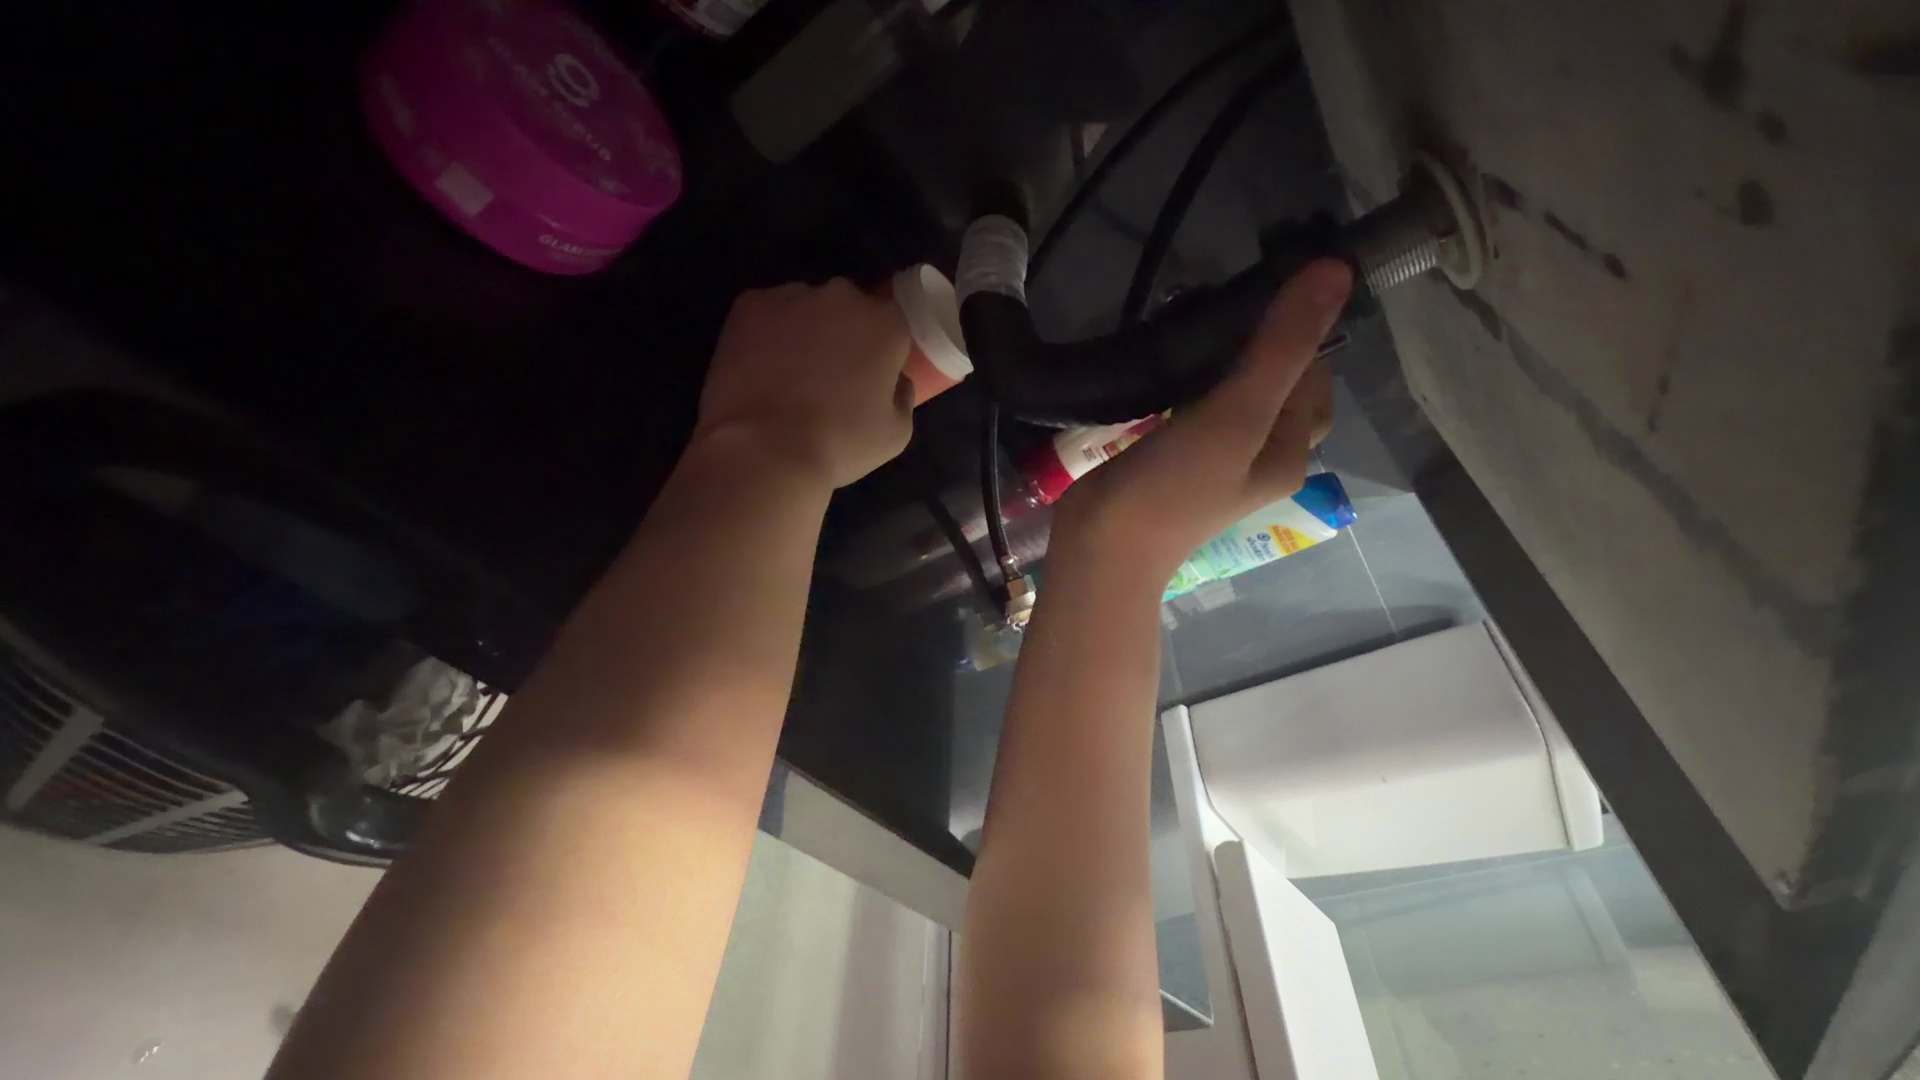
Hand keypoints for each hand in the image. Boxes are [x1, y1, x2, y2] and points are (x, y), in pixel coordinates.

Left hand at [694, 279, 914, 488]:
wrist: (763, 449)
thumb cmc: (839, 444)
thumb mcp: (895, 434)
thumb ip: (903, 396)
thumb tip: (895, 382)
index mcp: (885, 323)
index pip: (893, 324)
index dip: (883, 351)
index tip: (871, 377)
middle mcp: (842, 296)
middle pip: (850, 309)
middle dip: (844, 334)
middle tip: (830, 377)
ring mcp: (792, 296)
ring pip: (806, 308)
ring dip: (805, 332)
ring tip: (790, 376)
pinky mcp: (749, 304)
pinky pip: (767, 315)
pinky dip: (766, 334)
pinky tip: (761, 370)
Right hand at [1054, 259, 1350, 581]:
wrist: (1101, 547)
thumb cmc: (1175, 489)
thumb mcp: (1238, 416)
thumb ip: (1282, 348)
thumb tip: (1335, 270)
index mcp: (1287, 450)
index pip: (1311, 374)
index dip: (1297, 327)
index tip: (1266, 281)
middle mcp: (1257, 452)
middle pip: (1270, 380)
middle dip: (1253, 337)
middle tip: (1222, 296)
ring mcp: (1211, 454)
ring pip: (1229, 388)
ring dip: (1217, 353)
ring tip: (1189, 312)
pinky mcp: (1169, 451)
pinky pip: (1189, 401)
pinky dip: (1184, 373)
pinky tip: (1163, 351)